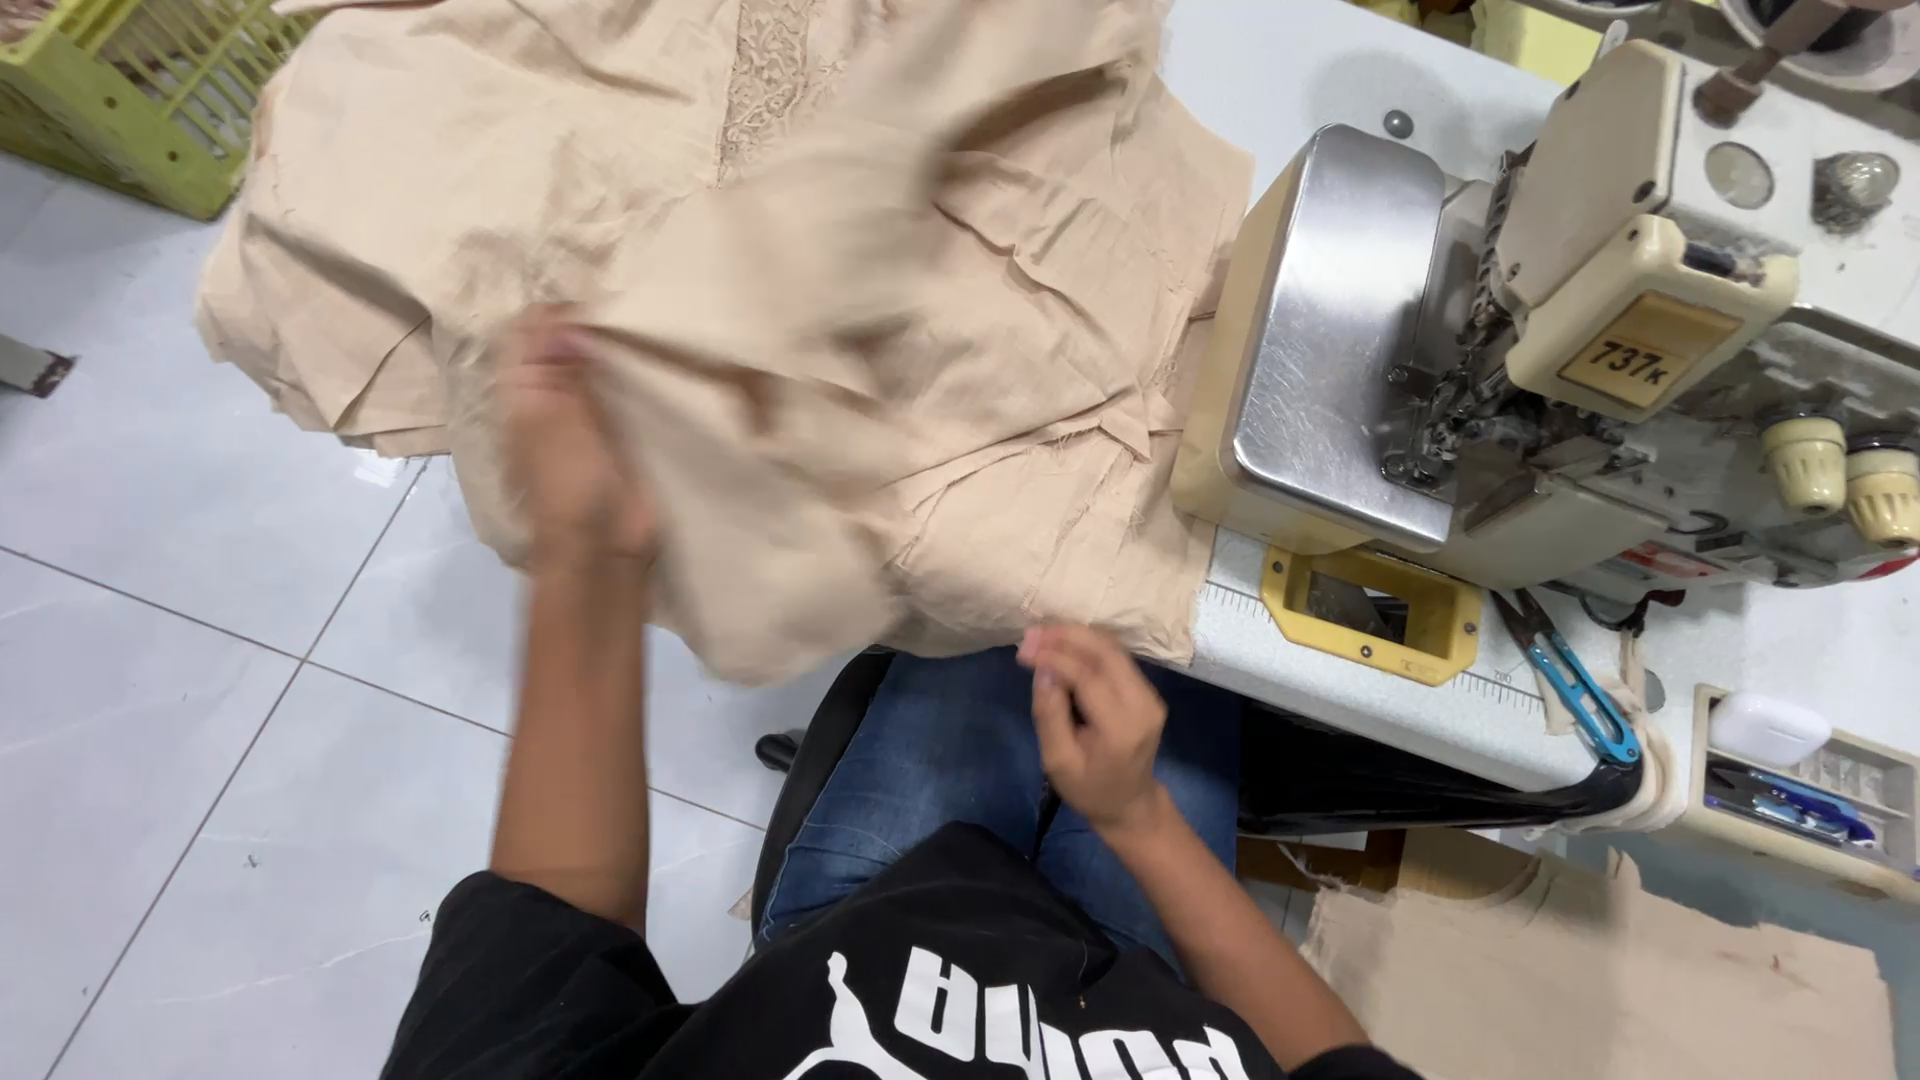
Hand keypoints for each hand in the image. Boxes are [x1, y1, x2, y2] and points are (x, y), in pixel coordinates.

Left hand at [498, 305, 656, 564]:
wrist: (607, 545)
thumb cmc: (572, 485)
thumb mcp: (558, 423)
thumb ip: (563, 371)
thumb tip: (565, 321)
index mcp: (527, 390)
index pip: (535, 332)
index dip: (564, 313)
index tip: (606, 305)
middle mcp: (559, 396)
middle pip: (576, 346)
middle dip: (604, 328)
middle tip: (644, 310)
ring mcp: (598, 414)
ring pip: (610, 368)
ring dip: (631, 353)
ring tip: (663, 329)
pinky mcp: (633, 432)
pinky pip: (640, 395)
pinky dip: (653, 379)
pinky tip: (675, 363)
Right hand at [1018, 624, 1170, 836]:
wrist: (1130, 804)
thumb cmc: (1088, 788)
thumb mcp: (1058, 761)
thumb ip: (1050, 714)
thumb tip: (1042, 669)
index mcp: (1122, 728)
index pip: (1088, 677)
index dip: (1054, 657)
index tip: (1023, 650)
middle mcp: (1143, 705)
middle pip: (1106, 653)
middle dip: (1066, 636)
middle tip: (1030, 634)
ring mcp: (1150, 695)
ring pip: (1113, 648)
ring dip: (1076, 636)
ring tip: (1041, 635)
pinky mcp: (1147, 690)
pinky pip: (1116, 656)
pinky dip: (1087, 645)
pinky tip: (1062, 645)